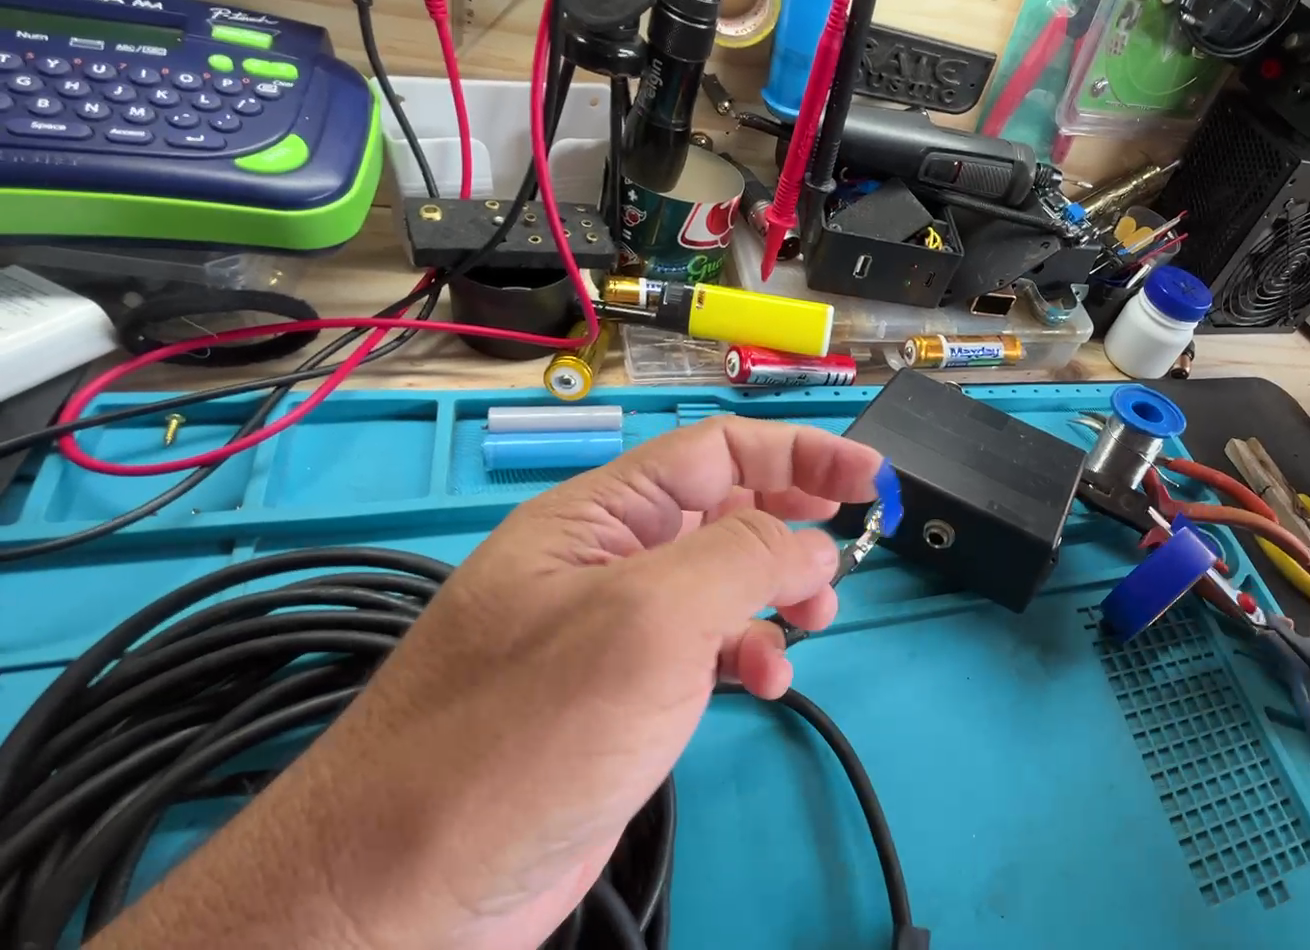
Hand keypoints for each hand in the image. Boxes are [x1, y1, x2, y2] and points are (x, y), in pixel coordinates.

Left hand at [99, 417, 880, 949]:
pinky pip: (709, 646)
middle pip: (726, 508)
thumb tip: (813, 544)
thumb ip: (740, 558)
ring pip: (725, 580)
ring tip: (813, 620)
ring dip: (780, 590)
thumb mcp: (646, 622)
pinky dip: (750, 652)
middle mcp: (608, 561)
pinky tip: (766, 682)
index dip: (799, 452)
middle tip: (850, 547)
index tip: (870, 477)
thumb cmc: (525, 735)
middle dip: (794, 520)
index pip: (716, 451)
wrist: (402, 896)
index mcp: (597, 518)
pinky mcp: (626, 695)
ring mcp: (617, 631)